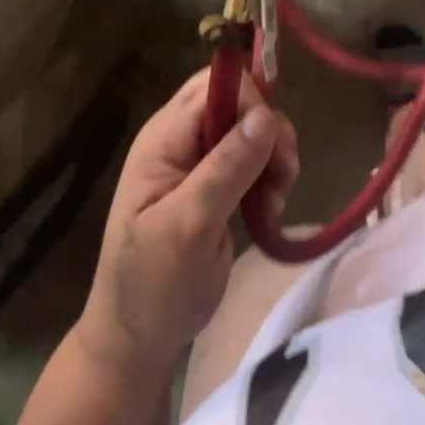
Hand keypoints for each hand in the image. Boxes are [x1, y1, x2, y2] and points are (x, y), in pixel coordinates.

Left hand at [76, 66, 298, 376]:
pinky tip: (269, 209)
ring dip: (274, 156)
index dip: (252, 105)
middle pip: (237, 101)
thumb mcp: (189, 227)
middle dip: (269, 129)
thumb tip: (266, 116)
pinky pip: (253, 158)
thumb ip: (226, 169)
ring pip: (251, 128)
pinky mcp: (216, 185)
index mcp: (163, 139)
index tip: (274, 148)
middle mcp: (180, 140)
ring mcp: (198, 162)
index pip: (216, 87)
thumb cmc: (153, 284)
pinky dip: (270, 176)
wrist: (139, 338)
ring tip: (276, 199)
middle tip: (284, 172)